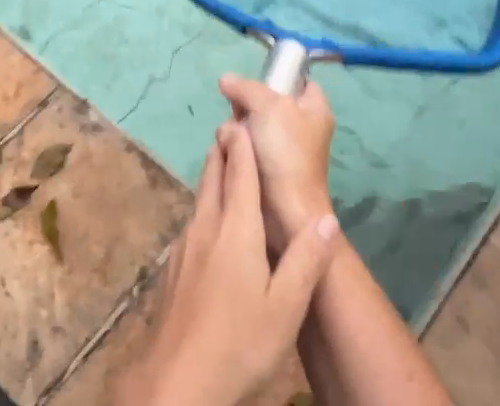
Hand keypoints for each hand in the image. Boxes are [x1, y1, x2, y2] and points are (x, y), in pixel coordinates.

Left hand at [117, 123, 338, 405]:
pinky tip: (209, 225)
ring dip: (211, 177)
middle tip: (229, 129)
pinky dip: (204, 207)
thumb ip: (307, 259)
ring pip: (199, 200)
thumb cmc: (240, 342)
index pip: (238, 174)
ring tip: (222, 166)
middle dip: (221, 151)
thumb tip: (327, 215)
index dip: (241, 145)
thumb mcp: (287, 307)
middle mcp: (205, 229)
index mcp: (235, 232)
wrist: (177, 380)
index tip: (242, 119)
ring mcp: (184, 249)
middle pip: (211, 178)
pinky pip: (191, 223)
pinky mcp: (172, 270)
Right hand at [220, 74, 335, 254]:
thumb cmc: (286, 152)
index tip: (256, 82)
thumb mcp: (268, 106)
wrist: (286, 210)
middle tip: (239, 113)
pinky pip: (247, 147)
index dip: (279, 77)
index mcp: (315, 108)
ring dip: (237, 130)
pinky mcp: (268, 167)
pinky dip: (236, 148)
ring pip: (252, 125)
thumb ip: (246, 88)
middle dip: (247, 106)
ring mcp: (284, 149)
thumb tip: (226, 79)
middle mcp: (302, 126)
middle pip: (268, 102)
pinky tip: (230, 152)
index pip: (301, 81)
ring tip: (232, 138)